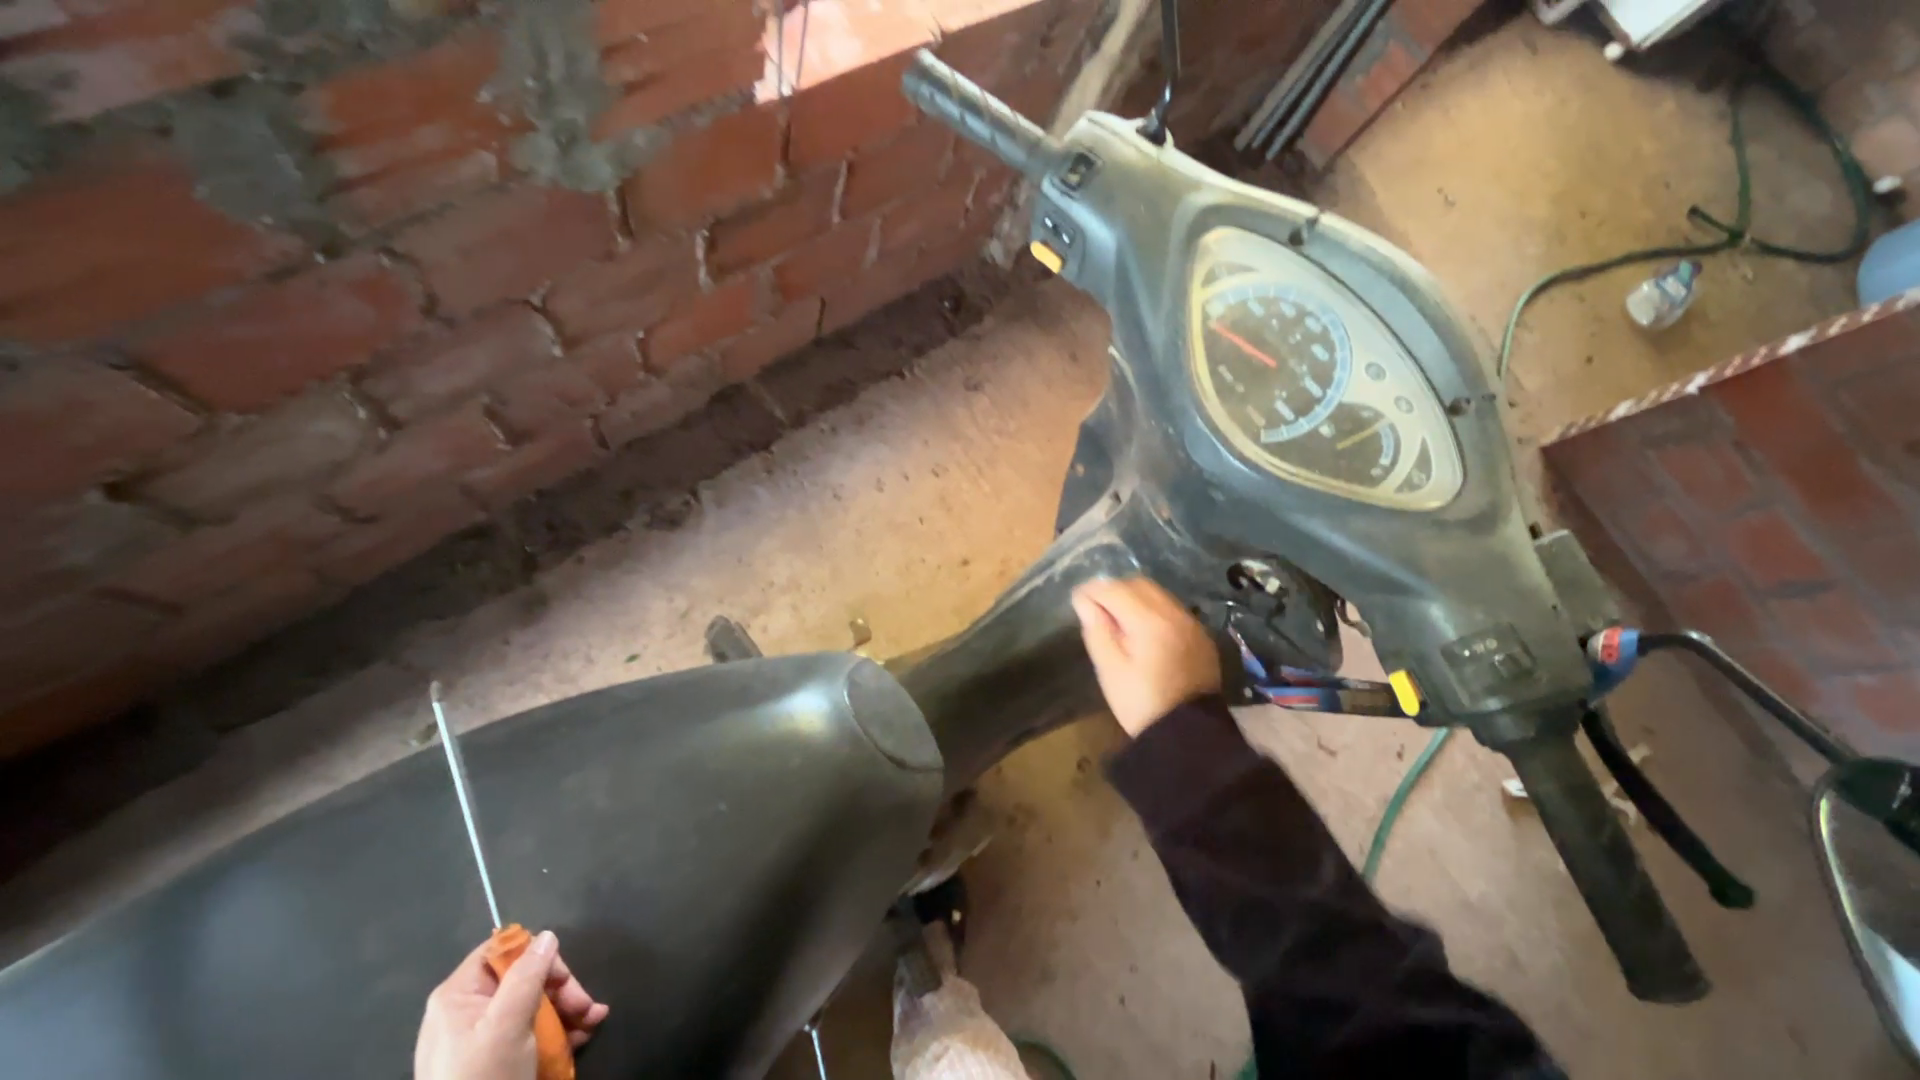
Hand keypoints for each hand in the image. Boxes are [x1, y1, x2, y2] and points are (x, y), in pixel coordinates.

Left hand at [414, 931, 608, 1079]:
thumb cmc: (484, 1079)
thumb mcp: (508, 1025)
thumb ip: (527, 976)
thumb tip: (546, 936)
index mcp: (458, 995)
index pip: (501, 952)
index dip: (536, 957)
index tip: (562, 978)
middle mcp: (467, 1011)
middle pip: (522, 979)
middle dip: (560, 990)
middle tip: (586, 1008)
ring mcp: (481, 1037)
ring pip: (532, 1006)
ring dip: (567, 1009)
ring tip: (593, 1023)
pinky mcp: (496, 1060)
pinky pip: (530, 1032)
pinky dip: (558, 1031)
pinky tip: (581, 1038)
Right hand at [1070, 577, 1221, 735]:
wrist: (1189, 734)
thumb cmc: (1141, 703)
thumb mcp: (1109, 670)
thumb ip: (1097, 630)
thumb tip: (1085, 602)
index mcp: (1149, 622)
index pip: (1115, 590)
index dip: (1092, 592)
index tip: (1078, 602)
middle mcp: (1174, 614)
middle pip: (1139, 585)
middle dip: (1115, 591)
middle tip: (1098, 611)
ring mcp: (1192, 624)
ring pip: (1158, 594)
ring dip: (1135, 599)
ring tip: (1120, 622)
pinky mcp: (1201, 636)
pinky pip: (1173, 610)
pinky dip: (1154, 611)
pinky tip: (1145, 632)